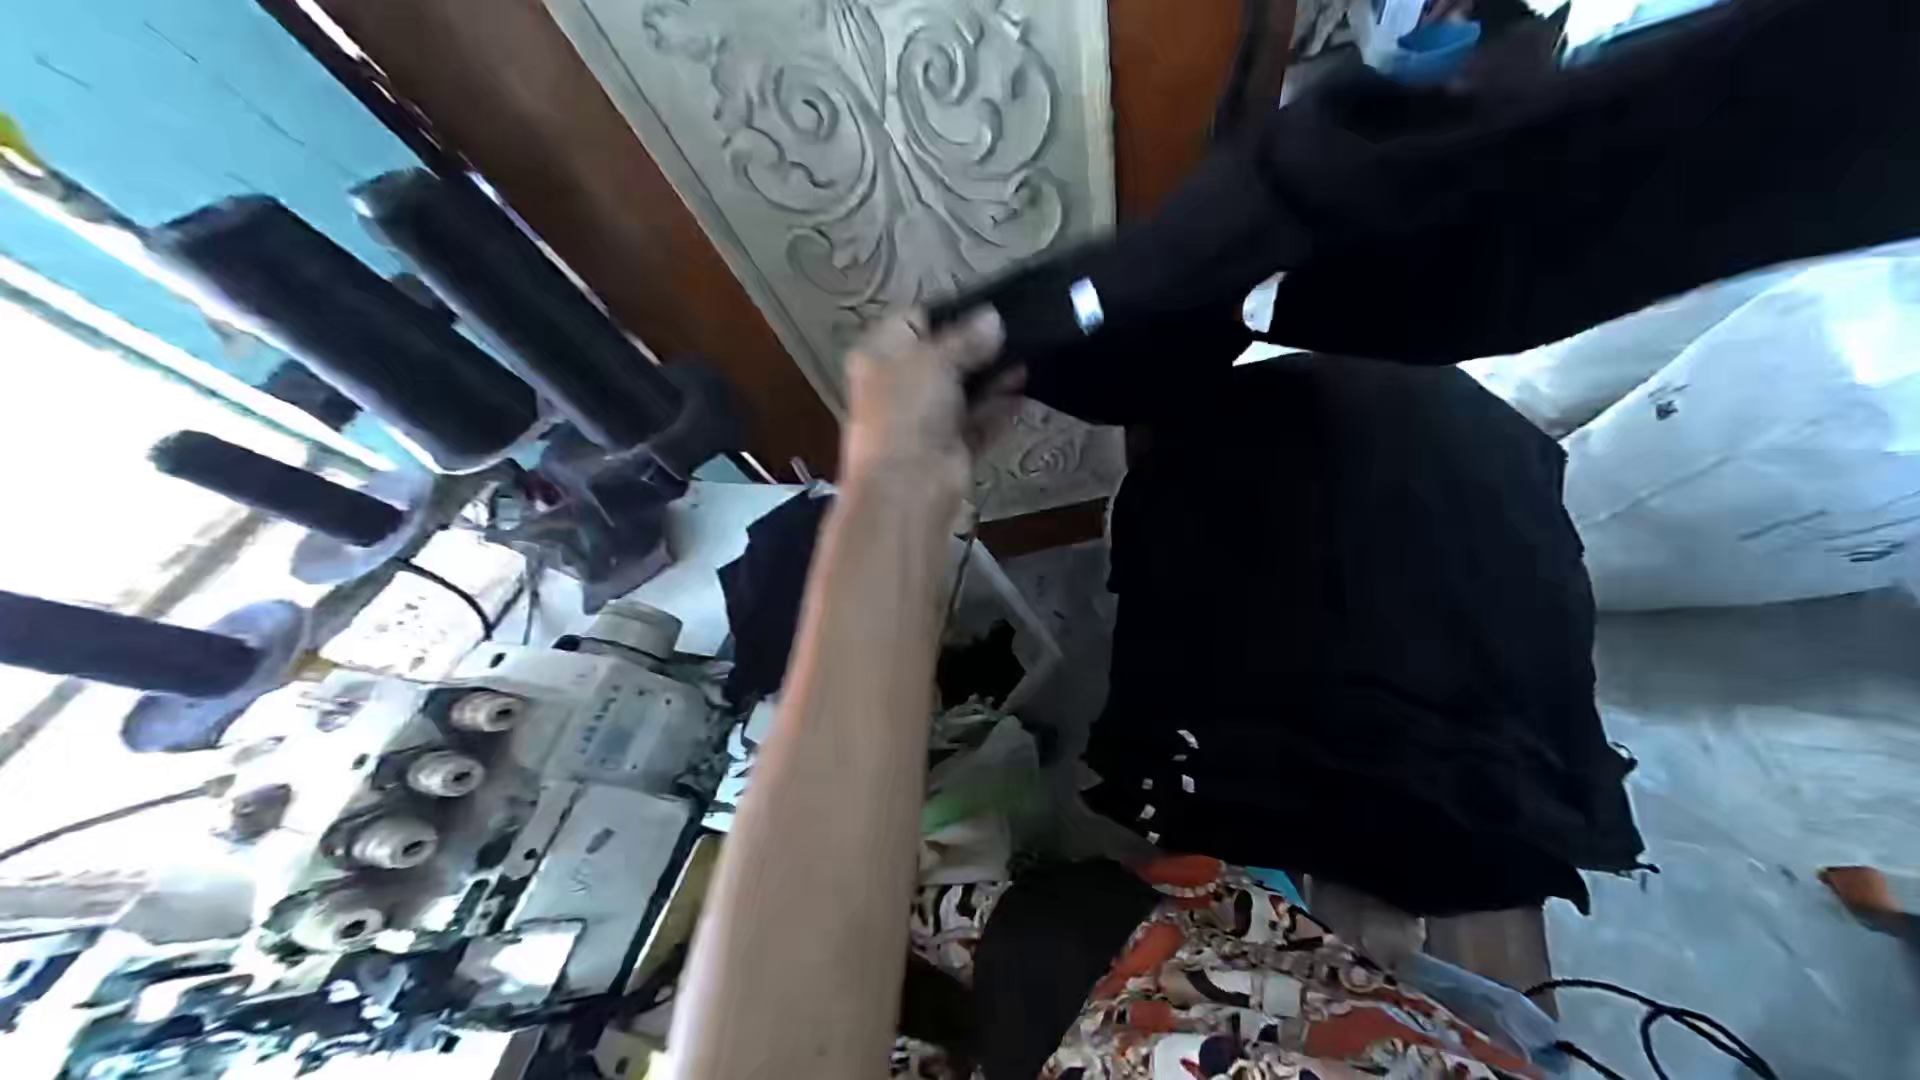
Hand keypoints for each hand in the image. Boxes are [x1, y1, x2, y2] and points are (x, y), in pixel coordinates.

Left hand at [841, 307, 1014, 495]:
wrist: (908, 489)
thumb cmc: (907, 412)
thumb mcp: (933, 360)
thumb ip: (966, 339)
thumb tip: (992, 319)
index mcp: (879, 356)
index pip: (912, 320)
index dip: (948, 312)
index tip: (988, 307)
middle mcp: (900, 386)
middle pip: (943, 357)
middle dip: (978, 346)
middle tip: (1018, 329)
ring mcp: (926, 420)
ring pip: (964, 390)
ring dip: (994, 376)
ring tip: (1030, 354)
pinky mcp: (950, 448)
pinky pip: (979, 423)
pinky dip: (1000, 410)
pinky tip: (1025, 391)